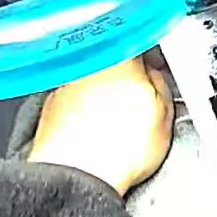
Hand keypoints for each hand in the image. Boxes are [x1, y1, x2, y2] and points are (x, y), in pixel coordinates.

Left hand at [27, 55, 172, 194]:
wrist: (77, 176)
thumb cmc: (119, 148)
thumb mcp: (164, 113)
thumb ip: (162, 83)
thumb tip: (158, 75)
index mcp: (118, 59)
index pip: (140, 39)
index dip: (155, 51)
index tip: (162, 64)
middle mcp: (87, 66)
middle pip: (115, 57)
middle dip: (132, 72)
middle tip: (149, 94)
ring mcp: (66, 86)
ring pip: (97, 79)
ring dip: (111, 91)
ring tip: (127, 119)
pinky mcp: (52, 108)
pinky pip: (81, 100)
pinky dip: (93, 110)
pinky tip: (106, 131)